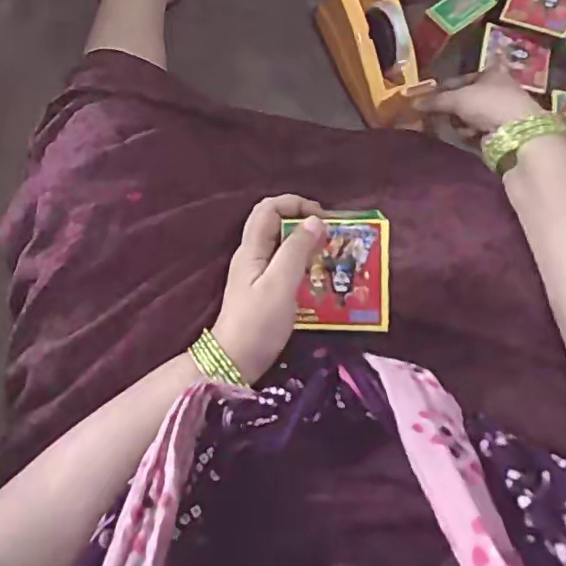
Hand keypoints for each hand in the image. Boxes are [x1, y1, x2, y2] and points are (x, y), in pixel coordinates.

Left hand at [210, 195, 328, 382]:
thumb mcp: (281, 284)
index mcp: (252, 249)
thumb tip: (316, 220)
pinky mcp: (262, 292)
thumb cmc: (258, 323)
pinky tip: (318, 277)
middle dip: (303, 222)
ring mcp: (255, 274)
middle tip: (331, 235)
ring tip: (330, 255)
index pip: (269, 208)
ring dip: (305, 243)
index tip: (323, 217)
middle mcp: (251, 256)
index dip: (295, 204)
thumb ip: (297, 250)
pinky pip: (283, 266)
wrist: (234, 362)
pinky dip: (302, 263)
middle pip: (275, 224)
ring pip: (281, 245)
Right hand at [413, 64, 545, 137]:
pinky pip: (476, 128)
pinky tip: (467, 135)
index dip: (443, 87)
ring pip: (469, 115)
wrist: (515, 131)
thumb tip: (413, 102)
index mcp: (491, 73)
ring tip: (453, 126)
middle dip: (450, 107)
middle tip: (434, 114)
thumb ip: (434, 100)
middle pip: (464, 97)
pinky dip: (469, 132)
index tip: (428, 97)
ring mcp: (499, 109)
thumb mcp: (456, 98)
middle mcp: (497, 88)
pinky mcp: (500, 128)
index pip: (461, 78)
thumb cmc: (487, 103)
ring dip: (459, 121)